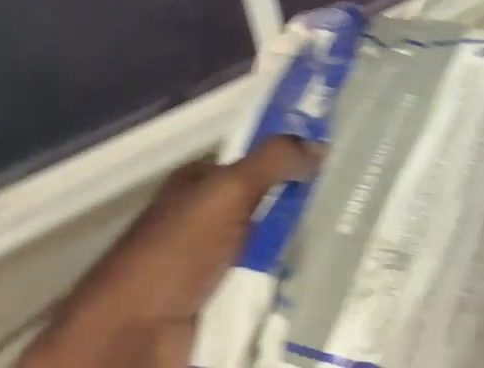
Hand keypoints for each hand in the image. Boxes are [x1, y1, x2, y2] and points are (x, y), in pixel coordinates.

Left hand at [18, 137, 322, 367]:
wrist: (129, 339)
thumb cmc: (173, 254)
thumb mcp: (226, 191)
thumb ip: (272, 161)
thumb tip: (320, 145)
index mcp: (197, 184)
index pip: (254, 160)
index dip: (292, 155)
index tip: (339, 157)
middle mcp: (204, 219)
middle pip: (266, 202)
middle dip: (302, 202)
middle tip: (354, 198)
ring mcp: (211, 264)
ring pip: (269, 244)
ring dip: (299, 245)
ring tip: (348, 236)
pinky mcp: (219, 302)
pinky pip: (264, 283)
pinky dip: (287, 281)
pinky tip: (321, 274)